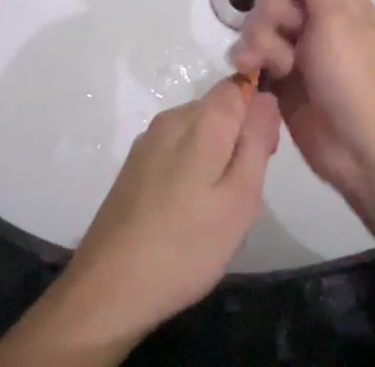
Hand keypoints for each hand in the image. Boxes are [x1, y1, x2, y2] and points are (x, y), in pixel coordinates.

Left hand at [67, 79, 280, 335]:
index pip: (238, 84)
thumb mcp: (240, 199)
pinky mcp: (134, 167)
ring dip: (217, 157)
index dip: (259, 109)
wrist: (109, 289)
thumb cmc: (185, 246)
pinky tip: (189, 213)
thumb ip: (256, 142)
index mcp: (198, 121)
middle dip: (239, 137)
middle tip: (244, 192)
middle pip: (218, 108)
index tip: (265, 151)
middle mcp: (169, 119)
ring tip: (217, 209)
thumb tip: (265, 97)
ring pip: (198, 131)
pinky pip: (177, 151)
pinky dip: (193, 171)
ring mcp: (147, 143)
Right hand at [229, 0, 374, 203]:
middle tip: (288, 31)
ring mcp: (297, 52)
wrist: (359, 151)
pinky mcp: (279, 80)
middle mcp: (317, 21)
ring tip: (274, 63)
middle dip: (272, 11)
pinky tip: (249, 68)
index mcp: (339, 1)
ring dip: (260, 40)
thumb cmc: (355, 79)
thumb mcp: (338, 21)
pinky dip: (249, 59)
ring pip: (259, 25)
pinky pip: (252, 56)